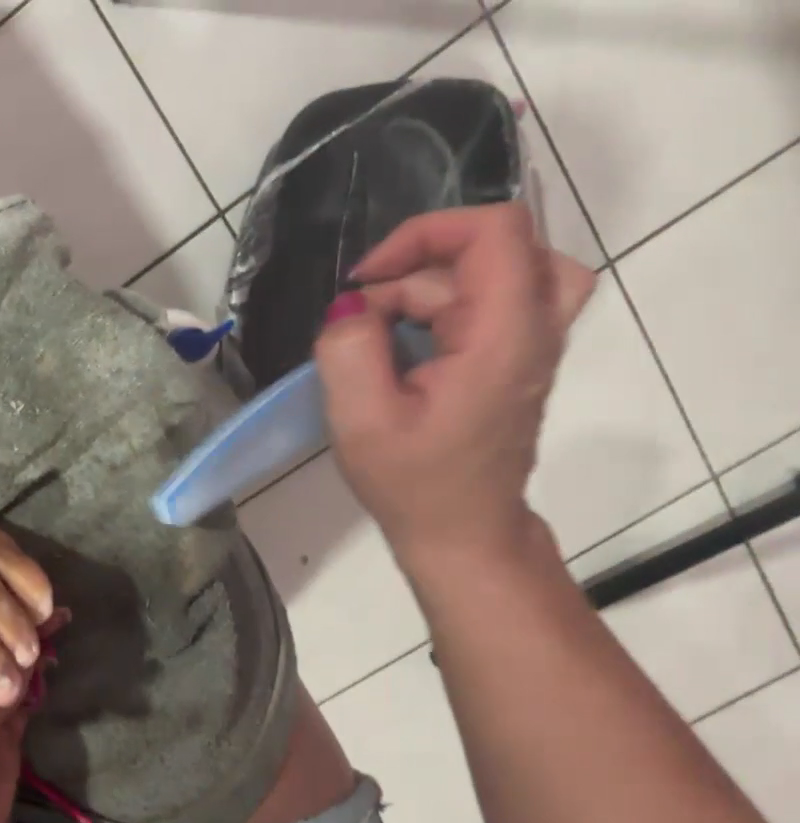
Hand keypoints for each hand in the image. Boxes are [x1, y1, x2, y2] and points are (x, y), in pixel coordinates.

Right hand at [315, 203, 596, 568]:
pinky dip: (441, 308)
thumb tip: (350, 307)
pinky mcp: (514, 358)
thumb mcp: (360, 420)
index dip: (426, 233)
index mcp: (503, 336)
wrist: (462, 531)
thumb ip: (348, 351)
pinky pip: (490, 301)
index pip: (493, 231)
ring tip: (376, 336)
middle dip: (419, 266)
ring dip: (426, 289)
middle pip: (494, 248)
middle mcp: (533, 327)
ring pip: (492, 273)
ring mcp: (530, 343)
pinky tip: (400, 347)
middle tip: (366, 314)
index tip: (366, 279)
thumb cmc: (412, 482)